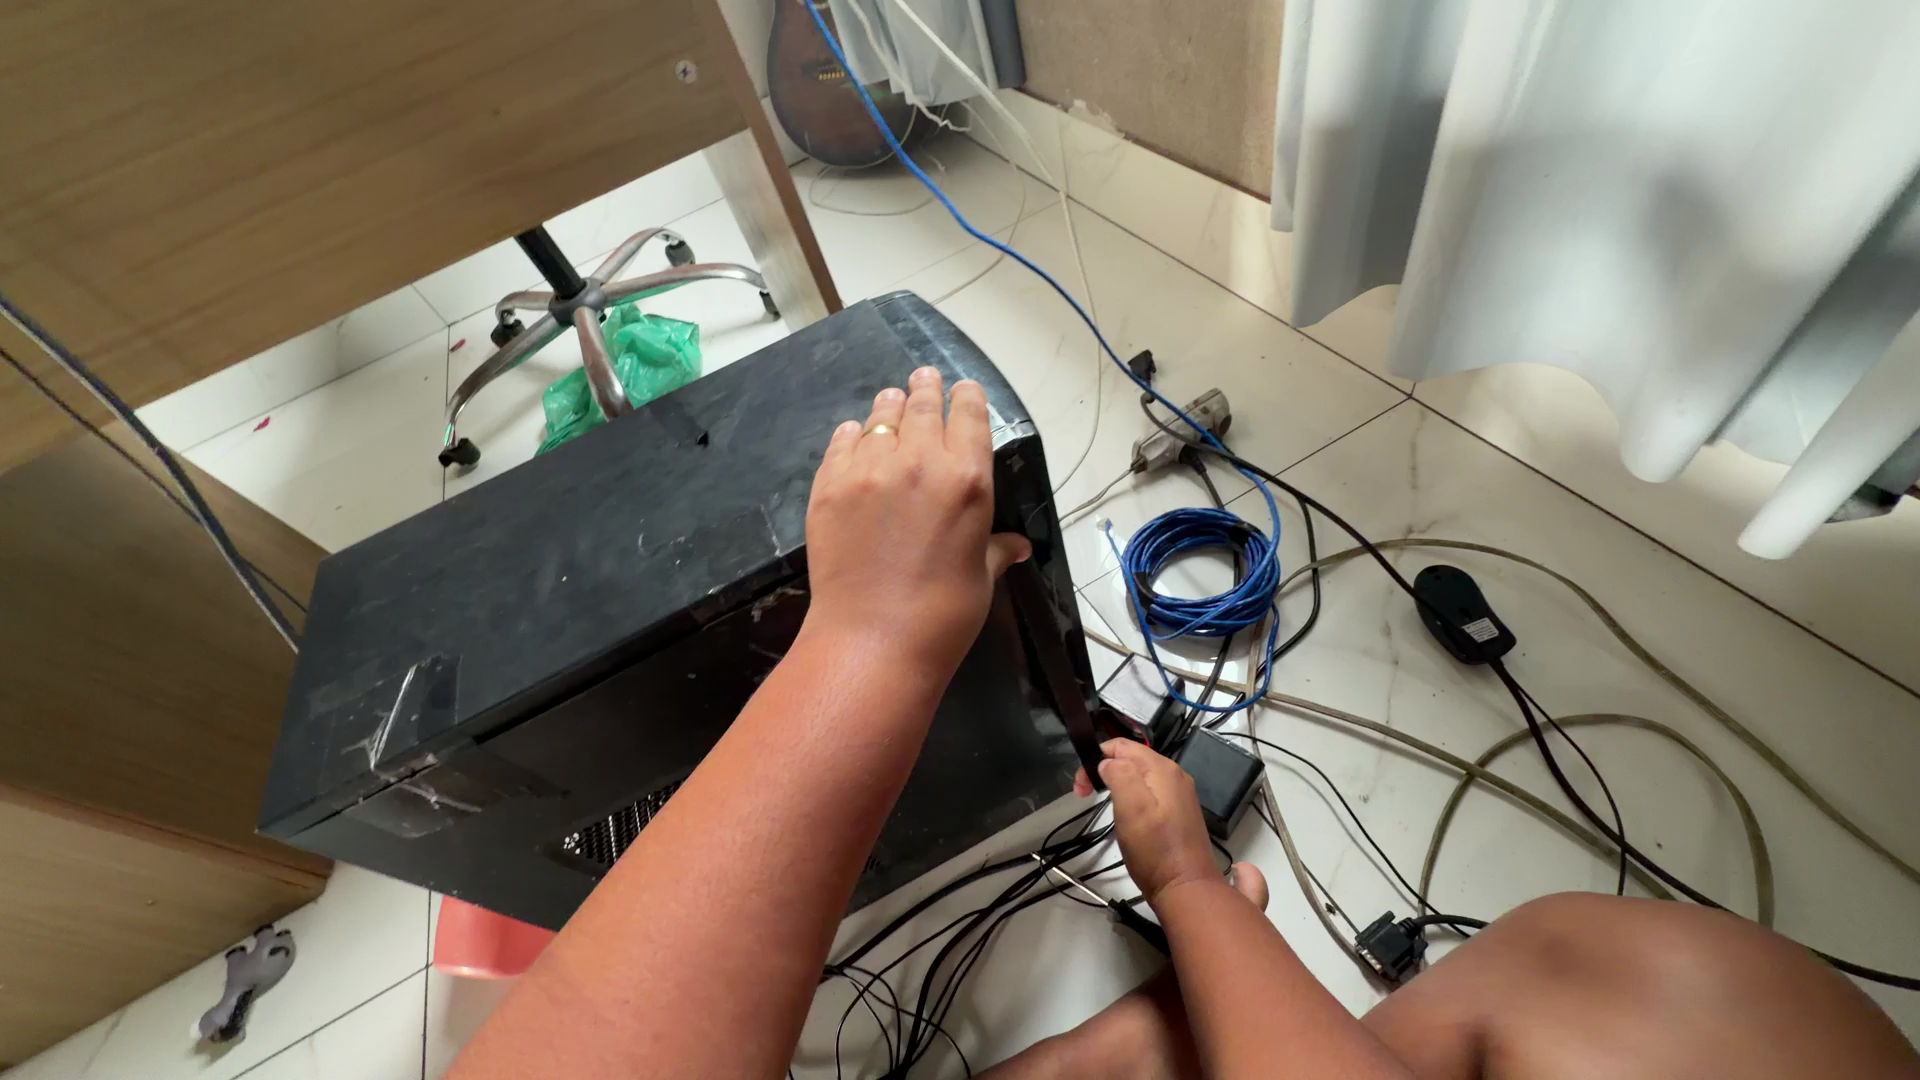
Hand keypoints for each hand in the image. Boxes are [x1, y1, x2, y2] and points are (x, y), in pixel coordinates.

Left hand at [803, 366, 1031, 673]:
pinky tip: (854, 434)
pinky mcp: (829, 486)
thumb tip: (1019, 546)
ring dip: (889, 406)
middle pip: (923, 406)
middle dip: (927, 388)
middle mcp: (918, 460)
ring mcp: (869, 469)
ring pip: (880, 418)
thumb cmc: (944, 614)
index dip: (968, 397)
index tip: (964, 389)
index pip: (970, 415)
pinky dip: (852, 435)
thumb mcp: (982, 576)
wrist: (873, 639)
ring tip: (891, 398)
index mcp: (967, 477)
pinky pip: (842, 444)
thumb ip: (997, 548)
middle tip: (924, 377)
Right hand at [1095, 739, 1219, 905]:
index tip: (1082, 788)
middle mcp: (1174, 775)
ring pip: (1139, 775)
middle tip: (1086, 797)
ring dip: (1116, 784)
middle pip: (1130, 758)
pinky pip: (1149, 792)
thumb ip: (1119, 774)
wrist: (1187, 890)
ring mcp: (1179, 794)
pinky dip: (1132, 797)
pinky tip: (1126, 816)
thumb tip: (1107, 763)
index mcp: (1162, 769)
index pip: (1120, 745)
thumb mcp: (1132, 807)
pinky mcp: (1179, 811)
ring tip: (1105, 808)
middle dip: (1105, 771)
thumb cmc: (1156, 850)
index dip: (1096, 759)